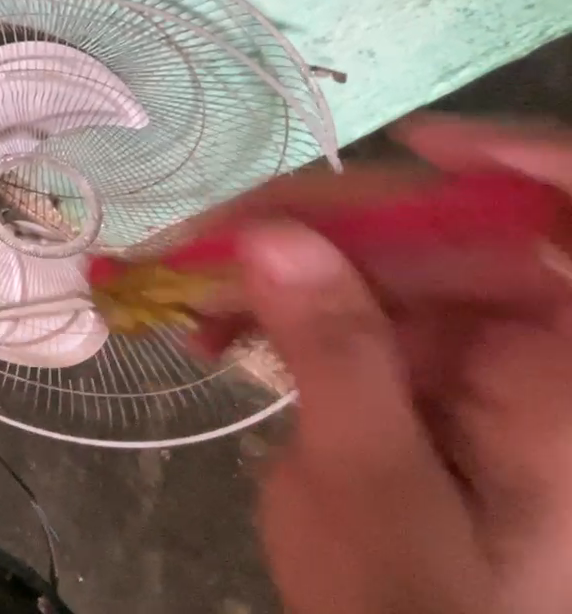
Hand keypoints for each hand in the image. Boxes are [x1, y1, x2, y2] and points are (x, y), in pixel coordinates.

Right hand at [238, 115, 571, 613]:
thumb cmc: (420, 604)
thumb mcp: (376, 484)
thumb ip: (337, 357)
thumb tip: (272, 237)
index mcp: (567, 376)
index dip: (531, 165)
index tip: (421, 144)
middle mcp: (524, 345)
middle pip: (437, 231)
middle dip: (313, 221)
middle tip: (201, 239)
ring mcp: (457, 348)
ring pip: (363, 256)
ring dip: (262, 261)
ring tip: (180, 293)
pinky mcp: (395, 357)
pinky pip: (327, 295)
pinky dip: (256, 299)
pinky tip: (204, 328)